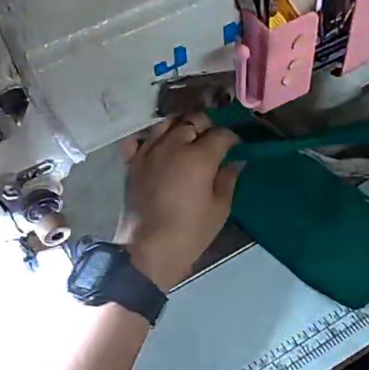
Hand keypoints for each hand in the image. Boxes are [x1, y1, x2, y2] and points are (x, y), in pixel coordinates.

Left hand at [115, 112, 241, 287]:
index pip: (221, 134)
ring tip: (187, 137)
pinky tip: (157, 144)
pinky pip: (138, 138)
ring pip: (166, 122)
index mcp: (200, 157)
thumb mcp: (220, 208)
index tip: (236, 147)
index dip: (232, 138)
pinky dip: (149, 137)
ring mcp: (149, 151)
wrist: (149, 249)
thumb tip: (236, 162)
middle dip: (207, 126)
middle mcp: (173, 146)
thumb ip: (228, 179)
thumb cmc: (191, 232)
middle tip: (213, 141)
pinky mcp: (132, 162)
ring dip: (180, 126)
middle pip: (193, 120)